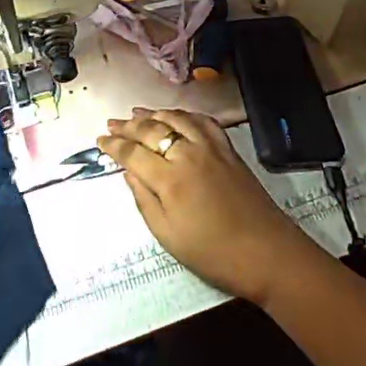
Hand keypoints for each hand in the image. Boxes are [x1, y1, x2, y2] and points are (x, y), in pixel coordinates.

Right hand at [98, 108, 329, 307]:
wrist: (265, 251)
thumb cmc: (212, 252)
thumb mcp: (166, 234)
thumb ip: (144, 199)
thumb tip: (129, 171)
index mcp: (170, 178)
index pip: (133, 153)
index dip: (114, 145)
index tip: (100, 140)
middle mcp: (189, 154)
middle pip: (153, 129)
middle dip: (129, 125)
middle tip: (112, 123)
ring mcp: (211, 147)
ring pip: (177, 118)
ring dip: (155, 114)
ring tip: (137, 113)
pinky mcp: (228, 149)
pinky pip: (203, 121)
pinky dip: (185, 114)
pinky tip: (177, 116)